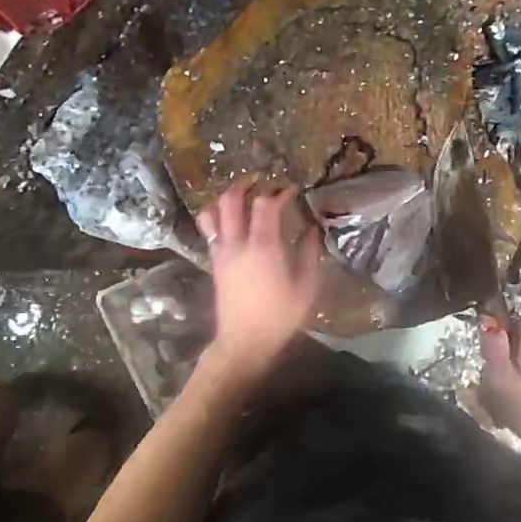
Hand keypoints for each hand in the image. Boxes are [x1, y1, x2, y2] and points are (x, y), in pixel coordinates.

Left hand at [196, 181, 322, 380]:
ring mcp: (221, 252)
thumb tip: (311, 230)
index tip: (291, 191)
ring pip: (213, 212)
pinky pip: (209, 229)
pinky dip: (217, 215)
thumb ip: (309, 254)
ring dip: (226, 197)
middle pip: (231, 200)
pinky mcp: (214, 262)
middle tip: (261, 180)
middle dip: (245, 184)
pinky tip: (230, 219)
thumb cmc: (280, 316)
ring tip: (240, 195)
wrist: (244, 342)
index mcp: (264, 247)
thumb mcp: (306, 287)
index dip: (278, 192)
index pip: (265, 205)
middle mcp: (237, 244)